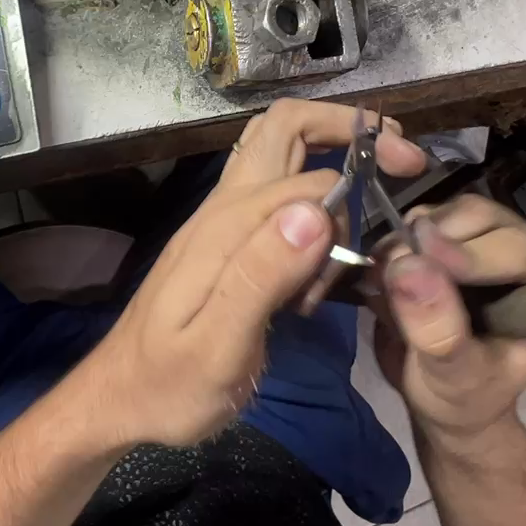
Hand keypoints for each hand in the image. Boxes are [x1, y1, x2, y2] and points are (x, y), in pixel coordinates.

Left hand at [72, 99, 426, 449]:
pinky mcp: (224, 238)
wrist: (119, 396)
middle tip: (399, 160)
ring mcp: (220, 219)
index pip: (308, 178)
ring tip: (365, 206)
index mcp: (226, 228)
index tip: (405, 204)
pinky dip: (310, 196)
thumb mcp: (217, 348)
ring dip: (326, 159)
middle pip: (282, 129)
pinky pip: (273, 191)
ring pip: (276, 154)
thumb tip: (314, 209)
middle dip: (343, 129)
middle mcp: (222, 208)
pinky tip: (327, 246)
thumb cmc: (169, 386)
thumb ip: (262, 277)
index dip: (361, 180)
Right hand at [369, 195, 525, 450]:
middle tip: (396, 270)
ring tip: (391, 281)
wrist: (437, 393)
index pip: (522, 250)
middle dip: (436, 242)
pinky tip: (390, 273)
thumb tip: (410, 267)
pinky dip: (398, 239)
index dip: (473, 254)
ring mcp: (488, 235)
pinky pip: (421, 217)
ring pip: (448, 211)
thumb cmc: (463, 395)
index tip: (425, 264)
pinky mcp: (451, 232)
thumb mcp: (453, 376)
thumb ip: (438, 331)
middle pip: (482, 218)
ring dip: (412, 239)